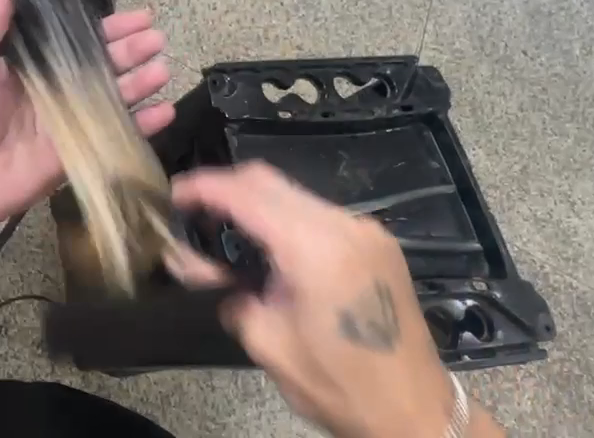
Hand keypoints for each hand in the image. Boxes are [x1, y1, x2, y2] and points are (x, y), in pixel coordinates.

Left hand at [0, 0, 175, 230]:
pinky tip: (165, 110)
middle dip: (131, 49)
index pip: (75, 36)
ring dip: (141, 80)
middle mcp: (54, 85)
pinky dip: (143, 124)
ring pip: (114, 93)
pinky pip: (116, 132)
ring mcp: (69, 117)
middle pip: (102, 62)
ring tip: (163, 67)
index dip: (106, 26)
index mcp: (30, 61)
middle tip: (156, 36)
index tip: (135, 14)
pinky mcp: (79, 148)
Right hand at [168, 165, 456, 437]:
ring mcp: (365, 229)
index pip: (245, 194)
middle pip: (267, 180)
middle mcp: (343, 225)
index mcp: (316, 248)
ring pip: (291, 191)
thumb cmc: (341, 387)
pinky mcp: (376, 240)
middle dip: (223, 186)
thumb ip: (220, 290)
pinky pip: (315, 209)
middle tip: (192, 207)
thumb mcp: (266, 342)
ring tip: (223, 222)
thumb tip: (181, 257)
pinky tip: (265, 238)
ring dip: (253, 199)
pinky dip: (282, 213)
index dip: (202, 187)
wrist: (421, 419)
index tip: (172, 194)